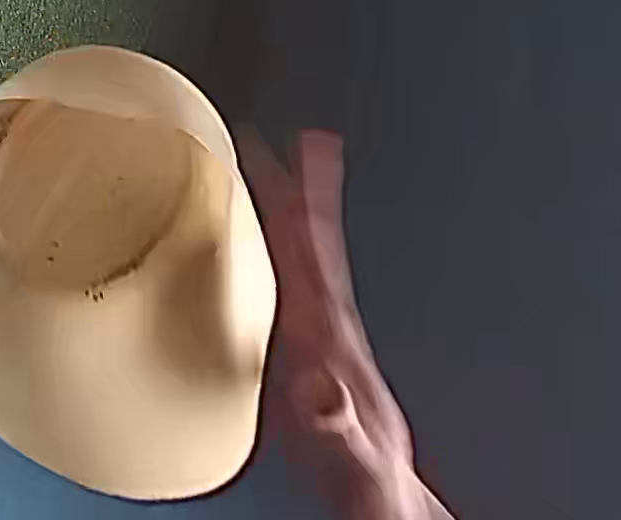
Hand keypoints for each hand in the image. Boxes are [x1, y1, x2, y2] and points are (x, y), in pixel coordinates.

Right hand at [237, 129, 451, 519]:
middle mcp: (322, 311)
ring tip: (264, 165)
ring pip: (294, 245)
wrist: (369, 490)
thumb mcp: (347, 454)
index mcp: (327, 324)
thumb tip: (318, 381)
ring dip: (282, 201)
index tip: (297, 145)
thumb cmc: (357, 473)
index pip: (313, 243)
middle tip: (277, 136)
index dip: (306, 192)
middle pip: (306, 231)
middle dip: (294, 181)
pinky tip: (251, 229)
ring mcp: (310, 318)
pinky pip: (280, 268)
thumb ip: (335, 421)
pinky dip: (268, 237)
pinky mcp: (294, 329)